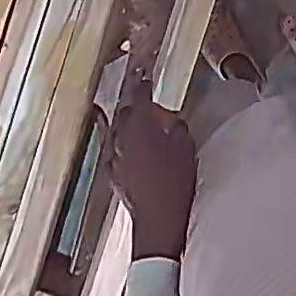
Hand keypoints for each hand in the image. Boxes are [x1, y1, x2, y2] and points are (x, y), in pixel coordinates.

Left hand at [108, 77, 196, 259]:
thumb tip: (170, 120)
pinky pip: (109, 147)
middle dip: (133, 101)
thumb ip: (176, 127)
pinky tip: (109, 135)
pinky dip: (112, 138)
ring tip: (129, 112)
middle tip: (143, 95)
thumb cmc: (176, 182)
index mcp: (140, 126)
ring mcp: (114, 155)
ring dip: (122, 119)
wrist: (158, 220)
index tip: (144, 75)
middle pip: (124, 110)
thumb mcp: (186, 148)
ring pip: (114, 128)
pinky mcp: (112, 172)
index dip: (142, 83)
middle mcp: (121, 136)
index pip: (138, 96)